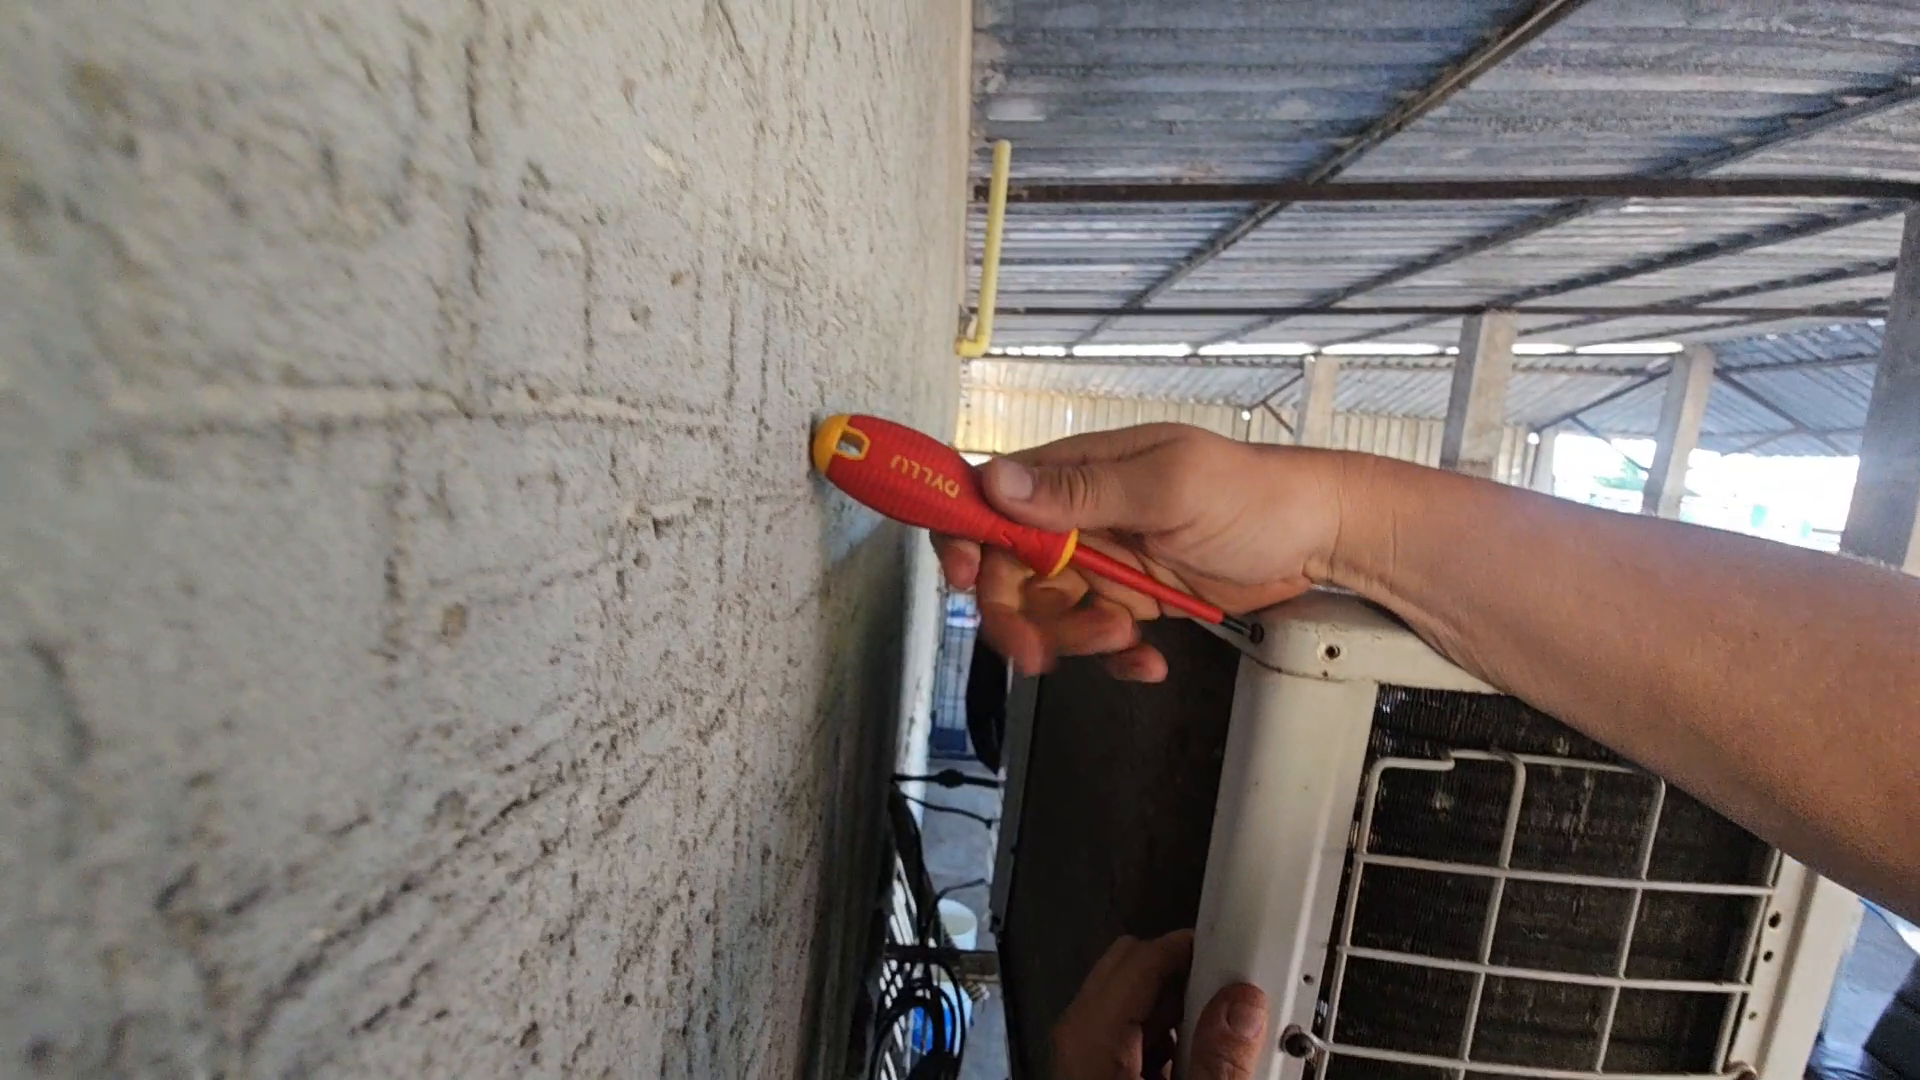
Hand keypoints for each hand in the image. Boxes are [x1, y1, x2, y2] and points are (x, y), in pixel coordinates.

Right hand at [933, 424, 1346, 680]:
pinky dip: (1112, 658)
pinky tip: (1146, 659)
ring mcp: (1099, 563)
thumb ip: (1082, 489)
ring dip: (1073, 639)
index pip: (988, 497)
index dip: (962, 535)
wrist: (1317, 537)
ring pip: (1046, 613)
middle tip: (1040, 652)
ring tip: (1124, 638)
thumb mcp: (1168, 486)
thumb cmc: (1251, 493)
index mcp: (1075, 473)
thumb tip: (996, 480)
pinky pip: (1090, 637)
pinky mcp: (1124, 600)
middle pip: (1005, 571)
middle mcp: (1075, 518)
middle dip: (1016, 616)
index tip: (963, 579)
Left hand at [1051, 930, 1267, 1079]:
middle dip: (1184, 976)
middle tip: (1233, 997)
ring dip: (1178, 1007)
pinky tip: (1198, 1060)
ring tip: (1223, 1033)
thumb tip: (1243, 1006)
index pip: (1139, 958)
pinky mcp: (1094, 1072)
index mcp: (1088, 1036)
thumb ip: (1218, 1060)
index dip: (1187, 947)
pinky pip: (1130, 1033)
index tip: (1229, 949)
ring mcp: (1081, 1056)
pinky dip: (1166, 1036)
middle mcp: (1076, 1037)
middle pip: (1131, 968)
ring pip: (1132, 999)